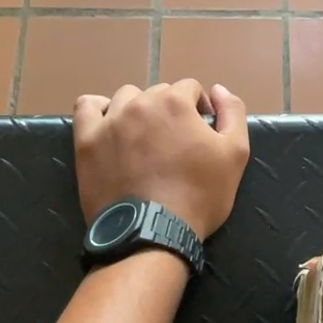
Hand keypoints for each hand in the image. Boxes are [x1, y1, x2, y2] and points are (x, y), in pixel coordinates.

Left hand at [72, 80, 250, 238]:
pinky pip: (87, 107)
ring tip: (144, 138)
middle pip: (159, 92)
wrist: (153, 233)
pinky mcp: (87, 141)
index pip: (190, 88)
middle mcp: (141, 103)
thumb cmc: (199, 194)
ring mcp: (110, 121)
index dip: (199, 108)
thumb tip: (218, 89)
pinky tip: (109, 126)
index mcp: (175, 102)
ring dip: (139, 109)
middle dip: (170, 111)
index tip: (200, 134)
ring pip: (126, 98)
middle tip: (174, 143)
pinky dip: (99, 110)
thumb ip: (233, 112)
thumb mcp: (235, 154)